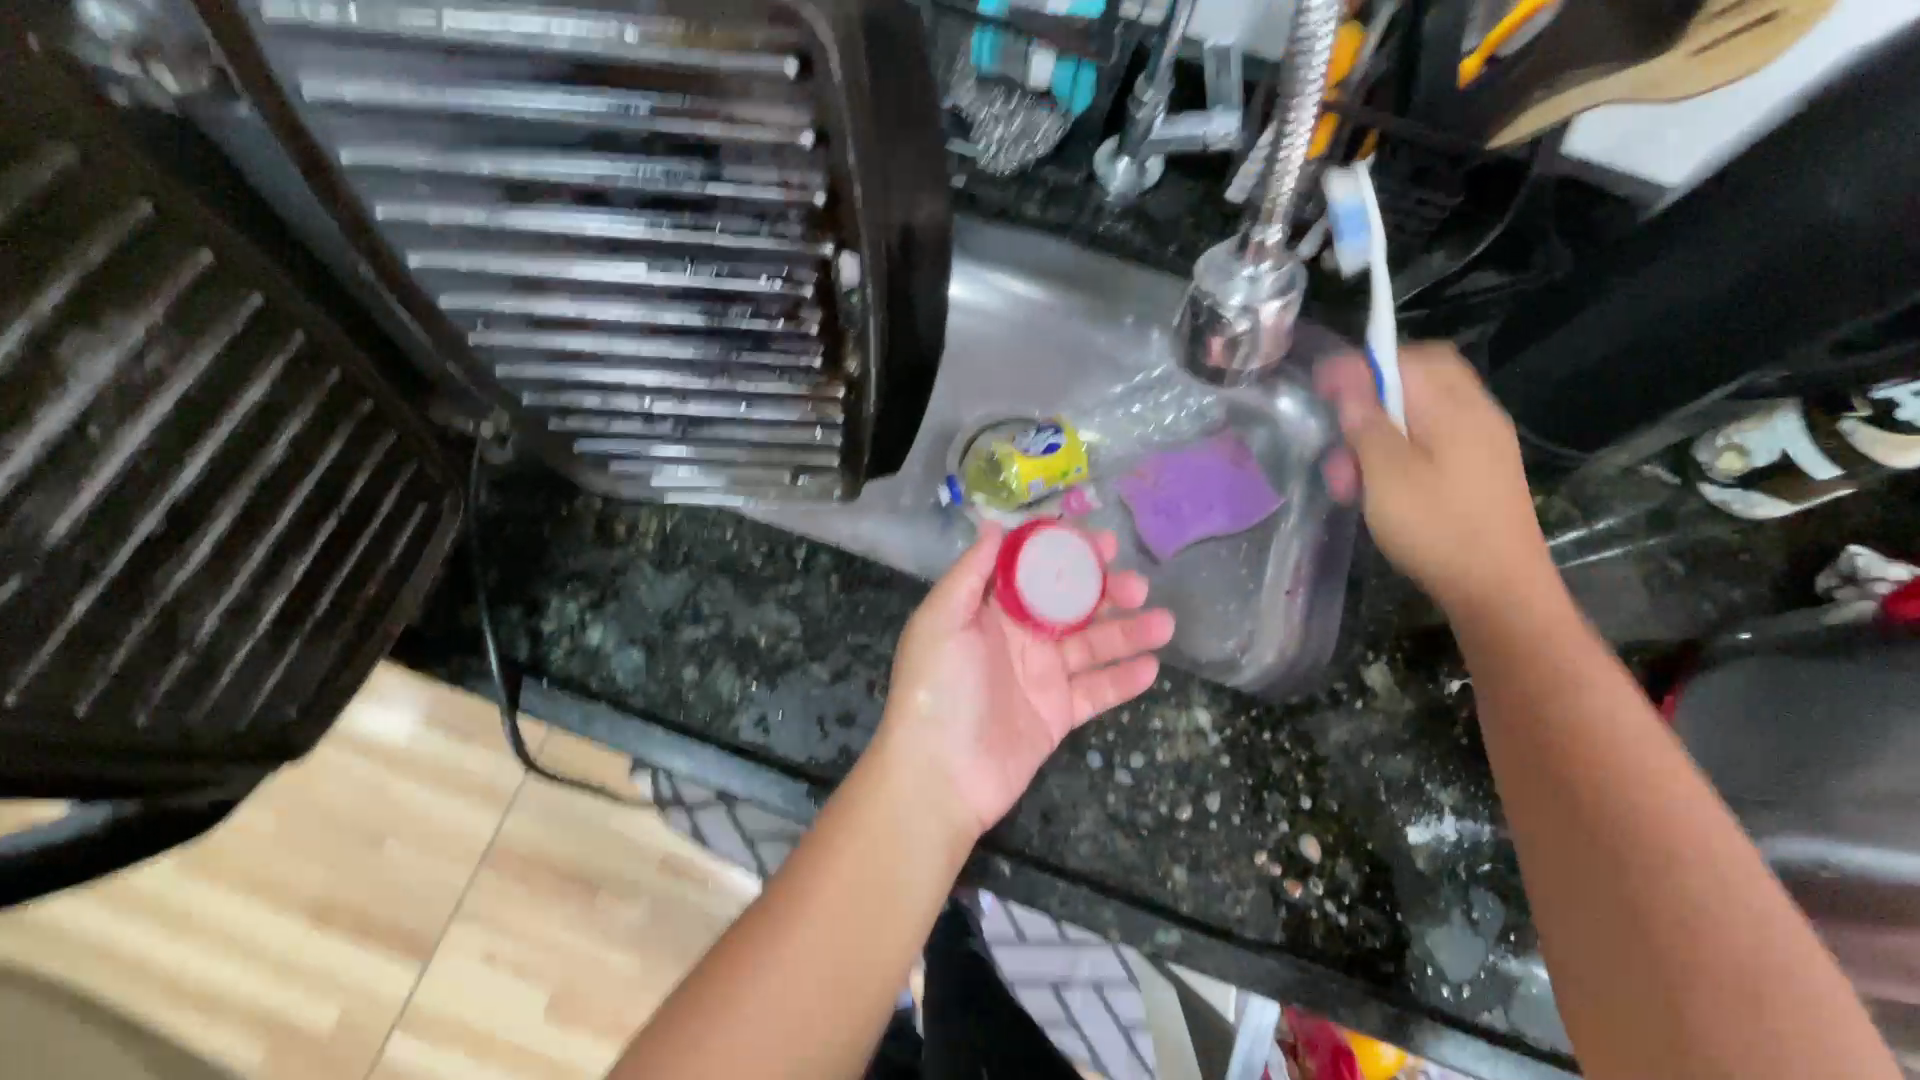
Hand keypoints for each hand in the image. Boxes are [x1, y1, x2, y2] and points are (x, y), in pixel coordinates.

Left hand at [871, 524, 1173, 838]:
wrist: (941, 774)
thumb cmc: (938, 689)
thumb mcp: (943, 620)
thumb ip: (971, 573)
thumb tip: (994, 527)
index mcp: (988, 612)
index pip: (1033, 573)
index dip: (1066, 556)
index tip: (1102, 543)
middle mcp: (1017, 639)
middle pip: (1070, 607)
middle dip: (1105, 593)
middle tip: (1138, 586)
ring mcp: (1040, 678)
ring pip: (1091, 647)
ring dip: (1128, 633)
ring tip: (1165, 622)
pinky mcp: (1057, 715)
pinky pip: (1096, 692)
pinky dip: (1123, 679)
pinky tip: (1153, 666)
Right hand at [1317, 343, 1555, 615]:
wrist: (1498, 589)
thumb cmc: (1436, 527)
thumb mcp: (1386, 473)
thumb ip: (1366, 419)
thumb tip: (1348, 372)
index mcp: (1454, 406)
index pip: (1403, 358)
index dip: (1359, 366)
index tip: (1321, 391)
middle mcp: (1476, 413)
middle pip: (1416, 381)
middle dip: (1369, 403)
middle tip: (1339, 441)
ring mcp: (1483, 443)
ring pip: (1421, 415)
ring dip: (1379, 436)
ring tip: (1351, 481)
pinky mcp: (1482, 471)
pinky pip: (1435, 442)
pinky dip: (1402, 454)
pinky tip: (1383, 490)